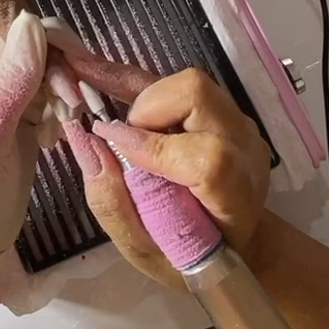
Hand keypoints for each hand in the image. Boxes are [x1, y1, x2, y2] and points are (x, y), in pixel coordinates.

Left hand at [0, 12, 54, 296]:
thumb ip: (12, 78)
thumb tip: (32, 18)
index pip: (23, 35)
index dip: (57, 49)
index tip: (82, 79)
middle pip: (44, 53)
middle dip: (66, 76)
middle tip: (75, 113)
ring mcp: (9, 101)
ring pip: (55, 77)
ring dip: (68, 98)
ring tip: (63, 130)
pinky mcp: (25, 124)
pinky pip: (56, 103)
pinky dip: (64, 117)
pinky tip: (55, 141)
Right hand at [62, 58, 271, 288]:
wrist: (233, 240)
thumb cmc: (189, 254)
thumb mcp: (144, 251)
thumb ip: (113, 203)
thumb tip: (84, 142)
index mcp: (236, 195)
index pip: (208, 157)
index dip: (154, 147)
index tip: (111, 145)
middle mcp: (244, 148)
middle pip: (197, 95)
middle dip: (145, 108)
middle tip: (119, 138)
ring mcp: (237, 122)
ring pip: (187, 82)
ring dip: (140, 97)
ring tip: (112, 119)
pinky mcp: (222, 107)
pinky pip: (176, 82)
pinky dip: (134, 82)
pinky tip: (95, 74)